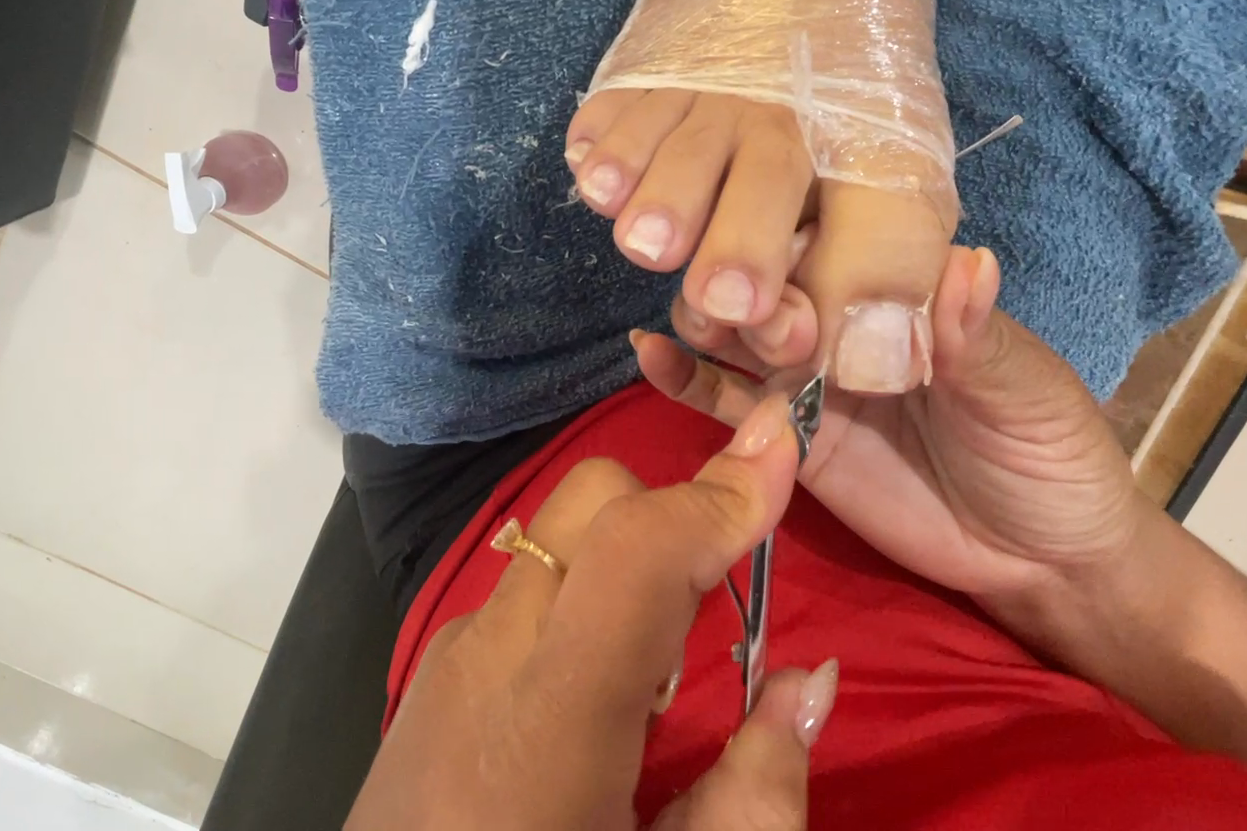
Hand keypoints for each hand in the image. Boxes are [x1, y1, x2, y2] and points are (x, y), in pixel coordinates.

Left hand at [346, 398, 839, 830]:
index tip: (779, 451)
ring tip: (654, 665)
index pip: (636, 548)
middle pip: (588, 501)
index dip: (716, 495)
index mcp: (553, 713)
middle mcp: (492, 650)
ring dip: (627, 556)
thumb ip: (755, 794)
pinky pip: (526, 583)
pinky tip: (593, 688)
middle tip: (713, 598)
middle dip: (668, 512)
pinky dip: (582, 593)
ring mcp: (454, 649)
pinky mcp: (437, 662)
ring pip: (556, 534)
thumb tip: (808, 679)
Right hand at [634, 245, 1149, 599]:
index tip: (779, 232)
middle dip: (750, 279)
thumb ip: (976, 336)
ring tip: (698, 319)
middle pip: (770, 278)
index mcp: (897, 291)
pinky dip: (683, 376)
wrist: (1034, 556)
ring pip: (734, 331)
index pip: (836, 238)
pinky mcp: (779, 433)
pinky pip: (721, 399)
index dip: (801, 229)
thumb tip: (966, 258)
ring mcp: (801, 376)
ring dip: (707, 315)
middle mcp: (838, 320)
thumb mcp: (1025, 390)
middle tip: (760, 310)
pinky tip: (647, 355)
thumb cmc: (1049, 453)